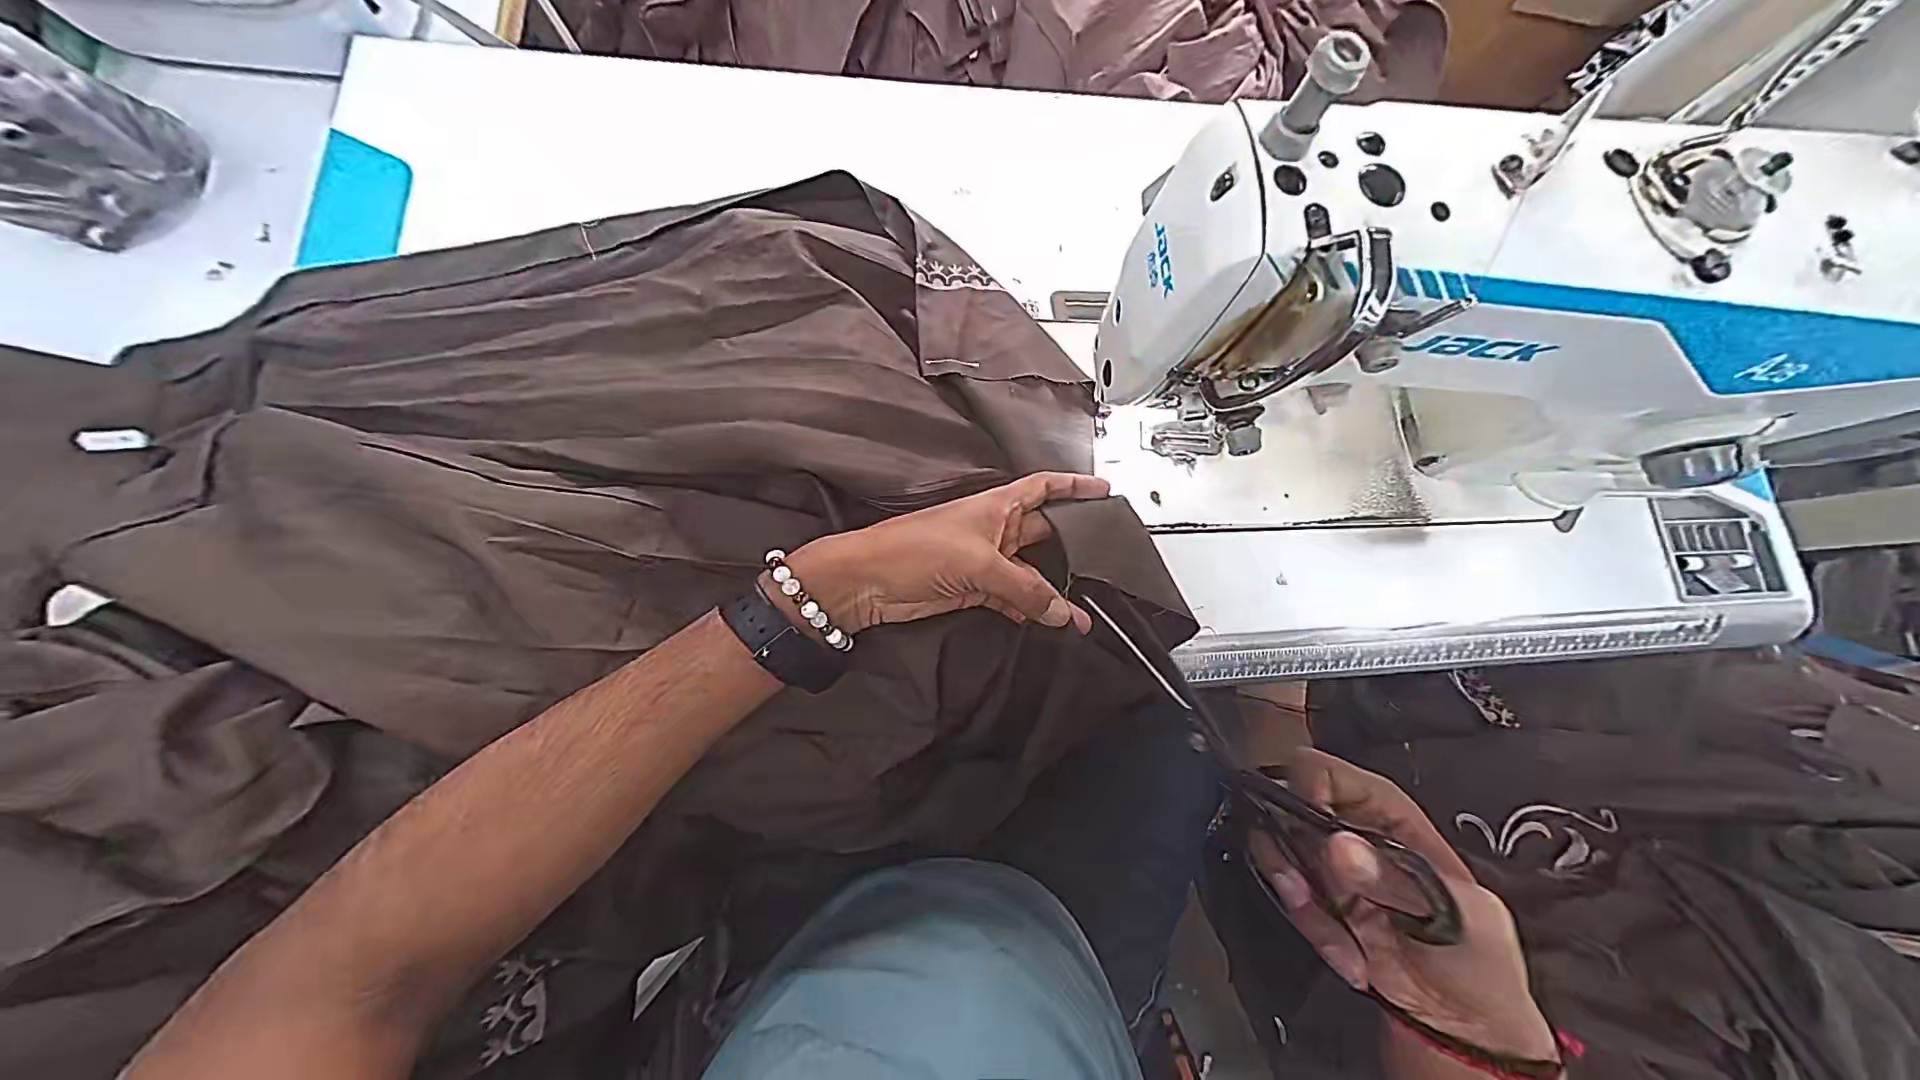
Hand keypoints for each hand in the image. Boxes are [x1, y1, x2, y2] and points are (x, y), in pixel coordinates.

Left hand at [776, 472, 1109, 634]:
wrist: (868, 582)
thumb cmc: (910, 549)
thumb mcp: (978, 561)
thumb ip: (1024, 588)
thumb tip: (1060, 609)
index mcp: (997, 505)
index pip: (1046, 487)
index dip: (1074, 487)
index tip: (1103, 491)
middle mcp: (995, 529)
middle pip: (1045, 534)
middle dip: (1072, 549)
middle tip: (1101, 563)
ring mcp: (986, 559)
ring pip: (1031, 573)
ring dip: (1053, 592)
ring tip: (1080, 611)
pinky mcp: (975, 588)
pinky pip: (1014, 597)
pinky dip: (1031, 609)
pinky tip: (1049, 621)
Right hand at [1248, 749, 1557, 1064]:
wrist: (1463, 1022)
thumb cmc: (1479, 958)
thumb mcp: (1458, 917)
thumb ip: (1394, 878)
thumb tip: (1338, 845)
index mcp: (1383, 809)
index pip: (1321, 770)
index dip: (1305, 791)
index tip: (1311, 834)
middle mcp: (1344, 825)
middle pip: (1283, 808)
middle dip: (1292, 858)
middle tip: (1310, 896)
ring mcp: (1323, 860)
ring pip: (1274, 853)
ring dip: (1300, 900)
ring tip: (1341, 941)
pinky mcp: (1309, 894)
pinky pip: (1284, 896)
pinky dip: (1310, 928)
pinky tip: (1349, 955)